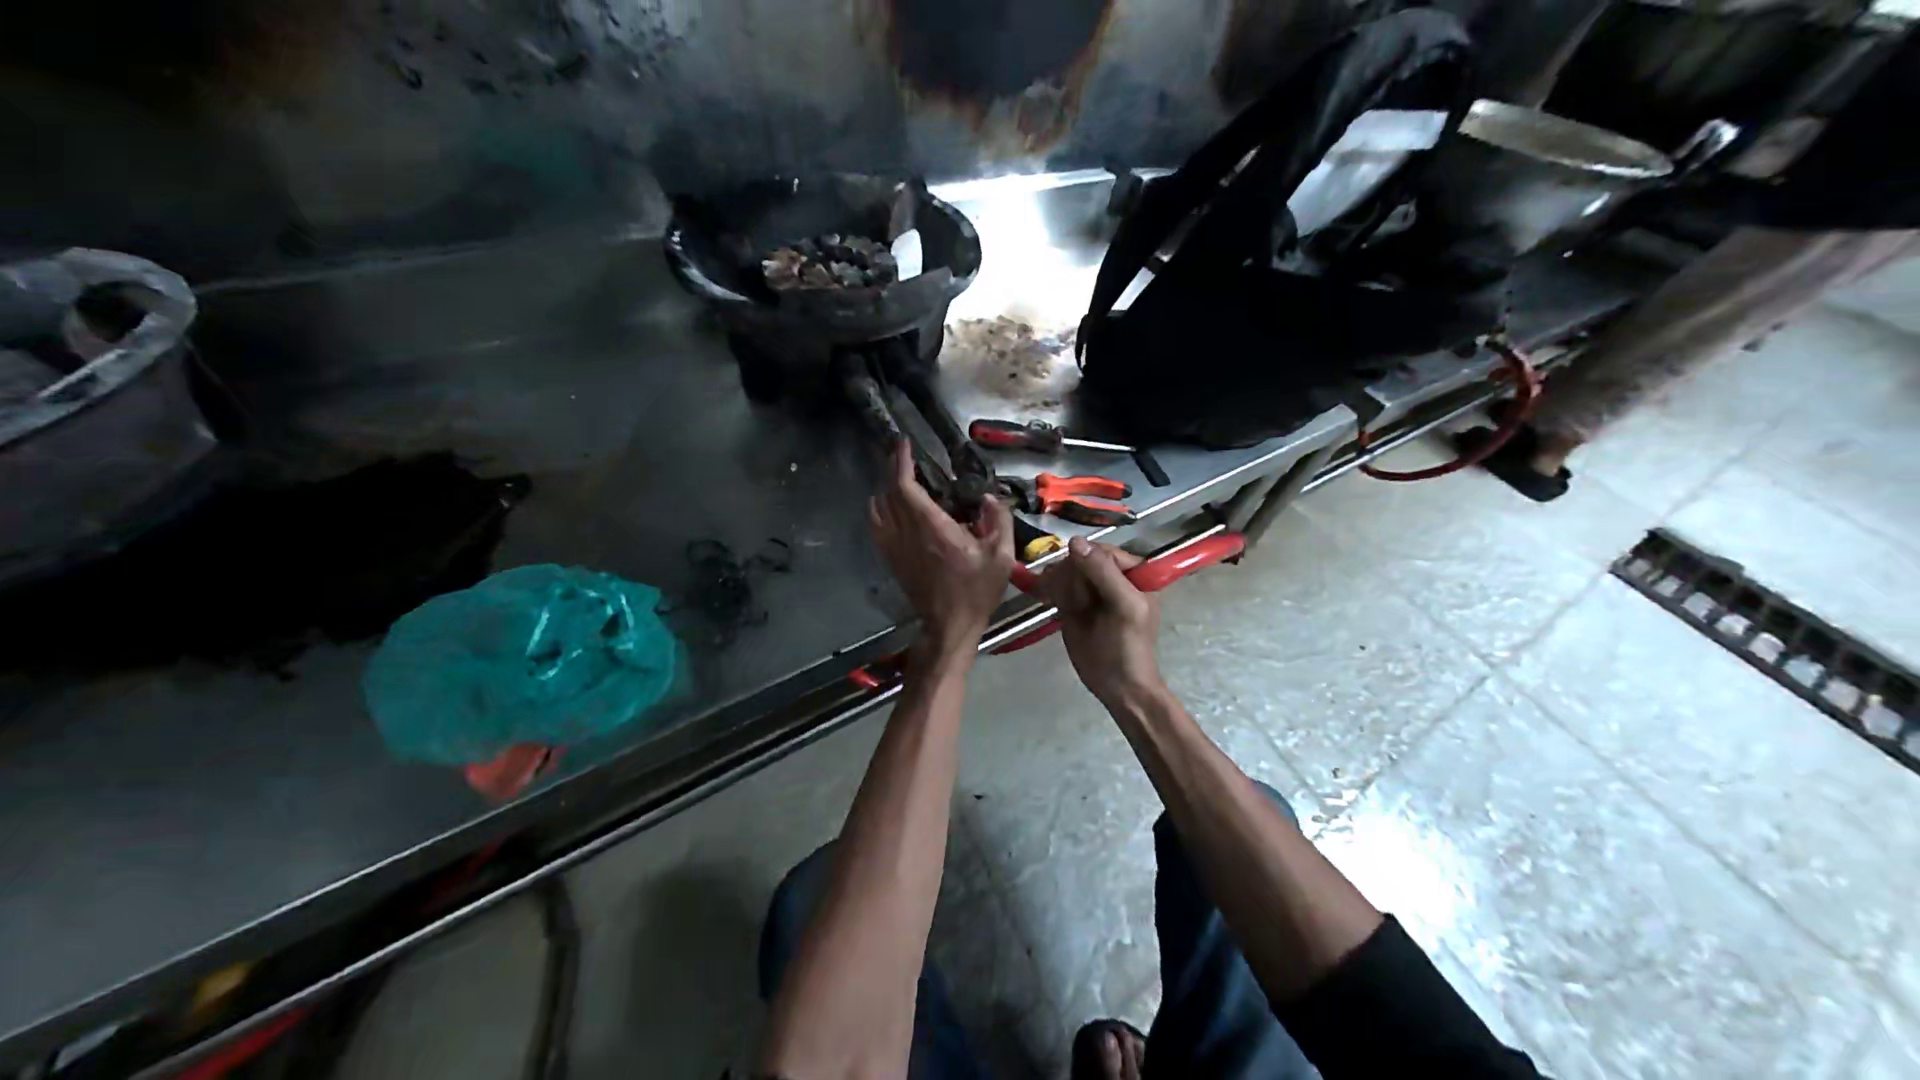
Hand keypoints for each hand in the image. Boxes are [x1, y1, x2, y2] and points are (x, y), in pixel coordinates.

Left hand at [869, 440, 1013, 657]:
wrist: (950, 626)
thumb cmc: (976, 592)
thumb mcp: (1001, 557)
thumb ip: (999, 521)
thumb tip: (989, 498)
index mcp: (933, 528)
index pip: (905, 487)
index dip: (901, 463)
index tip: (904, 445)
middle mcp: (907, 534)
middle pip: (889, 492)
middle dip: (892, 468)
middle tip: (902, 454)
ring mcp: (895, 547)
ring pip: (878, 508)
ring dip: (884, 487)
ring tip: (897, 476)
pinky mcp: (891, 559)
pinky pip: (876, 526)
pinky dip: (878, 509)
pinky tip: (887, 505)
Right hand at [1035, 537, 1167, 709]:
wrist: (1117, 685)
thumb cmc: (1128, 646)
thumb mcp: (1124, 606)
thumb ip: (1102, 572)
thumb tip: (1074, 541)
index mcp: (1133, 571)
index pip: (1099, 550)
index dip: (1085, 564)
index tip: (1083, 589)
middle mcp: (1110, 575)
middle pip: (1078, 559)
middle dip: (1072, 579)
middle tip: (1079, 605)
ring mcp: (1089, 590)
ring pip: (1064, 571)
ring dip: (1060, 587)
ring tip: (1069, 609)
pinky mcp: (1072, 603)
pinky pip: (1056, 585)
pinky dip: (1049, 591)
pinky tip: (1048, 601)